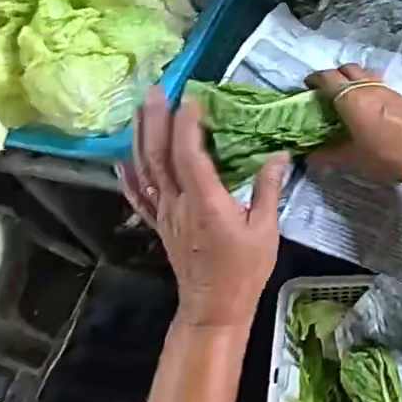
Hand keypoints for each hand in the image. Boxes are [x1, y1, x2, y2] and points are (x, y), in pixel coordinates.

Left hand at [119, 88, 286, 328]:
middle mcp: (178, 203)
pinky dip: (129, 176)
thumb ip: (269, 189)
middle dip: (156, 120)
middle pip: (159, 156)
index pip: (189, 155)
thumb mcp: (266, 231)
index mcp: (206, 202)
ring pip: (145, 170)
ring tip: (139, 109)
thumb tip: (279, 154)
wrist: (213, 310)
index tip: (192, 99)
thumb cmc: (243, 271)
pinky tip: (121, 160)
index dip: (187, 125)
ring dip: (140, 137)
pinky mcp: (159, 223)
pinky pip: (139, 196)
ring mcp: (164, 213)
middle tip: (156, 91)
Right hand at [304, 64, 401, 185]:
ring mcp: (385, 89)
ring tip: (349, 94)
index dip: (315, 79)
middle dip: (334, 75)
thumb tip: (310, 158)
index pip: (327, 77)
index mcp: (349, 97)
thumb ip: (329, 156)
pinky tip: (370, 105)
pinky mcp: (400, 96)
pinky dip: (368, 87)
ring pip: (365, 73)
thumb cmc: (384, 154)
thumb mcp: (352, 158)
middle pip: (347, 69)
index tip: (308, 86)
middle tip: (327, 89)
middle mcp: (366, 86)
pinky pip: (378, 83)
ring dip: (354, 78)